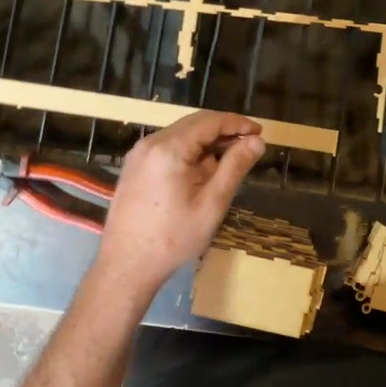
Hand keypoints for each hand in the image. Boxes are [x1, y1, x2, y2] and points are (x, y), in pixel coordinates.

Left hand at [96, 111, 265, 292]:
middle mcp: (150, 142)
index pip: (210, 120)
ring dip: (206, 142)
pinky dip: (188, 151)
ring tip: (228, 160)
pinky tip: (201, 171)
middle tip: (248, 145)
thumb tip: (257, 141)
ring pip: (180, 135)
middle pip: (194, 124)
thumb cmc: (173, 237)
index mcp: (169, 147)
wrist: (126, 266)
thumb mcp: (212, 203)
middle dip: (223, 131)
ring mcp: (138, 154)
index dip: (238, 123)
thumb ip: (235, 167)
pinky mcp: (133, 167)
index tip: (260, 132)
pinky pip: (167, 148)